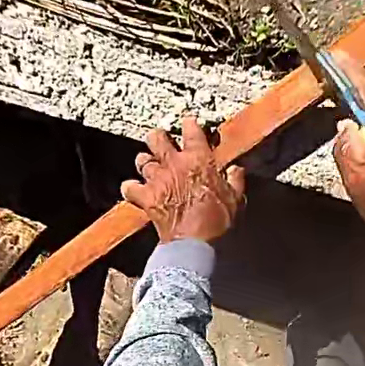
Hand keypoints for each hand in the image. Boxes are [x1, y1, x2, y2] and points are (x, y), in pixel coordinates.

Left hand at [121, 115, 246, 242]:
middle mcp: (174, 164)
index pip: (191, 131)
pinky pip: (129, 187)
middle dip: (158, 137)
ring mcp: (157, 180)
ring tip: (149, 165)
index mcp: (199, 159)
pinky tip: (135, 190)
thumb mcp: (236, 199)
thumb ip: (235, 180)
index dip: (189, 124)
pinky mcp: (146, 198)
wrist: (195, 242)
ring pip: (142, 160)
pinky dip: (131, 188)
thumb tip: (236, 169)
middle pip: (157, 138)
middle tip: (161, 141)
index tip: (189, 123)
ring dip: (145, 162)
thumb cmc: (217, 220)